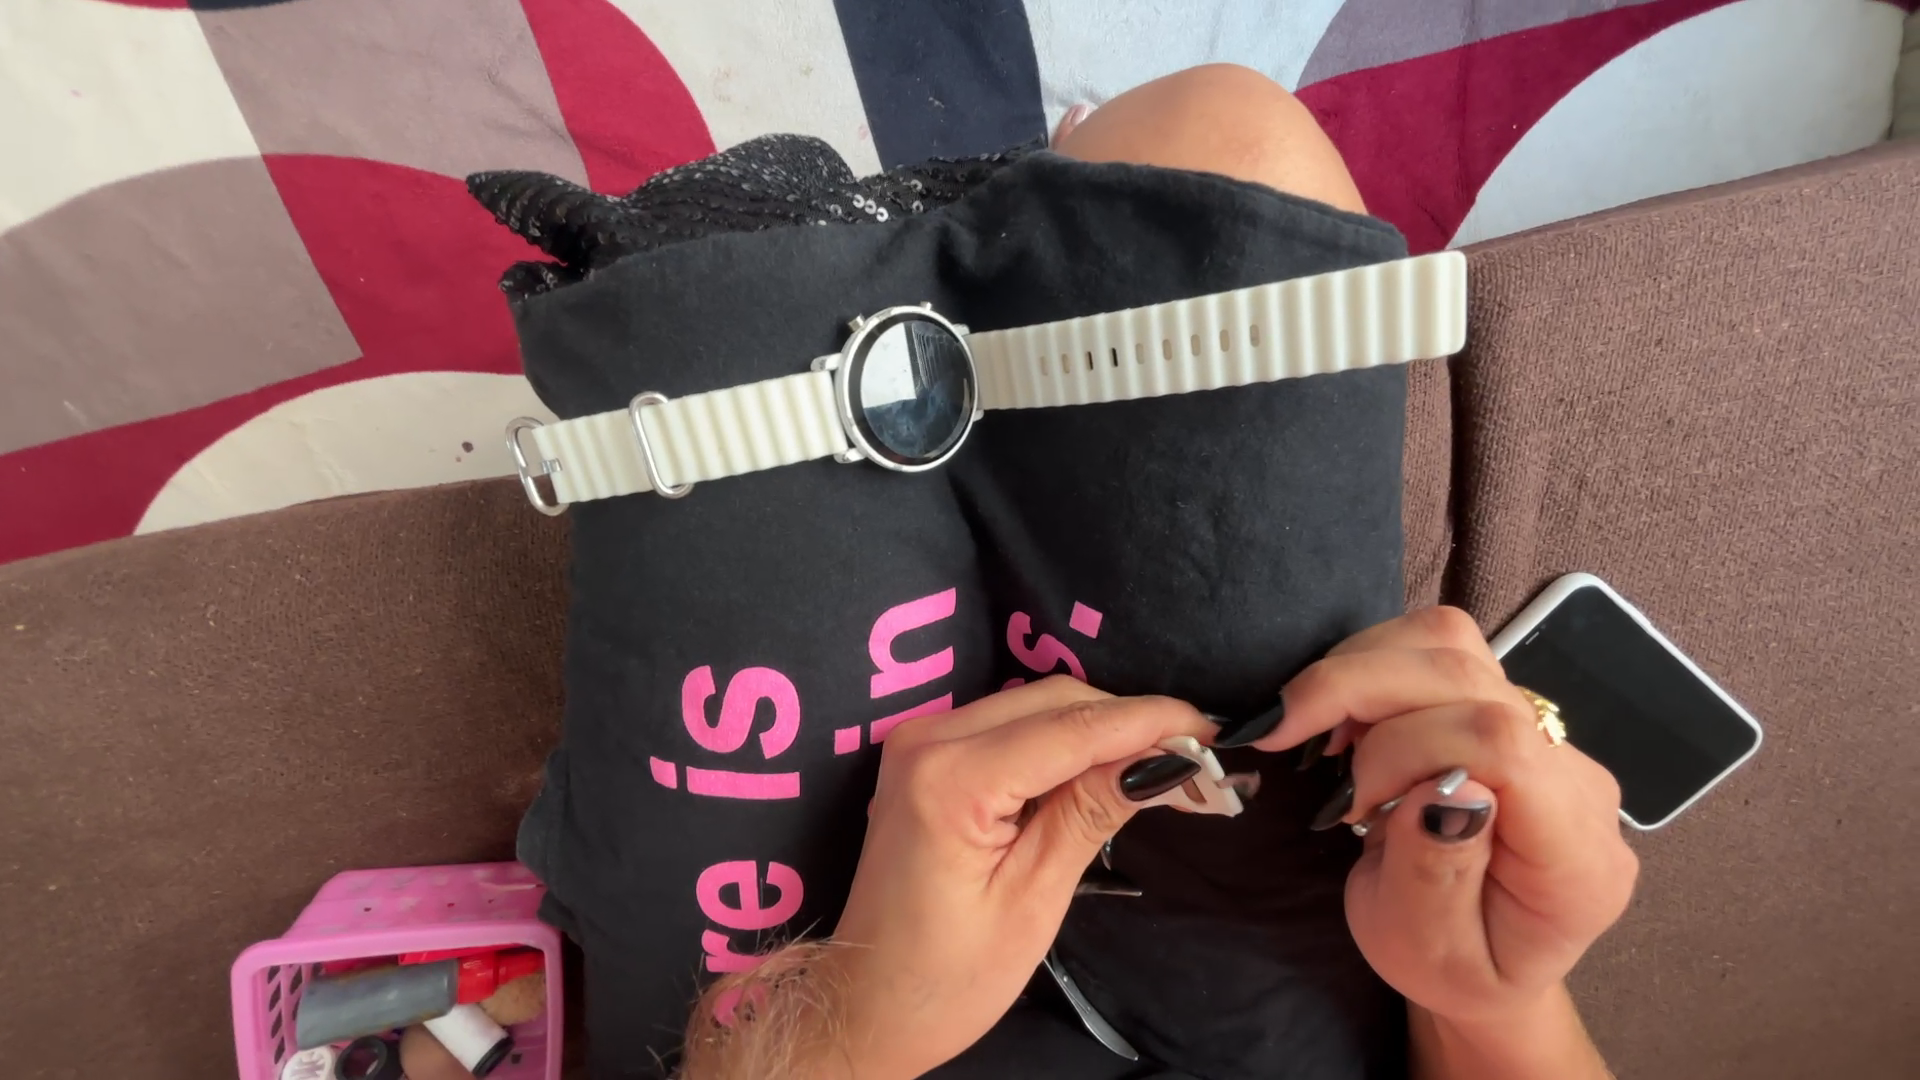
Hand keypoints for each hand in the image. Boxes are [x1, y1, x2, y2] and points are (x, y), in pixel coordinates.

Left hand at [824, 677, 1210, 1078]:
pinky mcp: (927, 749)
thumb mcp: (1034, 900)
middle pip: (1051, 700)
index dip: (1146, 720)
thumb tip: (1163, 758)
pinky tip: (1098, 763)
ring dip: (1096, 724)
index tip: (1207, 724)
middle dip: (1125, 719)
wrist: (867, 999)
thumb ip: (1091, 812)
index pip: (1069, 728)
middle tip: (1190, 752)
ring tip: (1155, 759)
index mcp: (951, 778)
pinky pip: (1009, 721)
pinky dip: (1060, 735)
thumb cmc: (949, 976)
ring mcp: (923, 736)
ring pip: (1032, 702)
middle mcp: (930, 736)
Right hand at [1241, 607, 1638, 1027]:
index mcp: (1573, 850)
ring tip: (1323, 732)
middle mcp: (1569, 772)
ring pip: (1443, 640)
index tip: (1344, 800)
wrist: (1476, 953)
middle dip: (1352, 691)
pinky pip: (1429, 645)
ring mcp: (1537, 729)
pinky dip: (1365, 662)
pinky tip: (1346, 716)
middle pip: (1460, 671)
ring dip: (1356, 669)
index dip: (1404, 747)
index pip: (1500, 741)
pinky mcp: (1495, 704)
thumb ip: (1438, 872)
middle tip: (1286, 735)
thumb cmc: (1451, 963)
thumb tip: (1445, 784)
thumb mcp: (1426, 948)